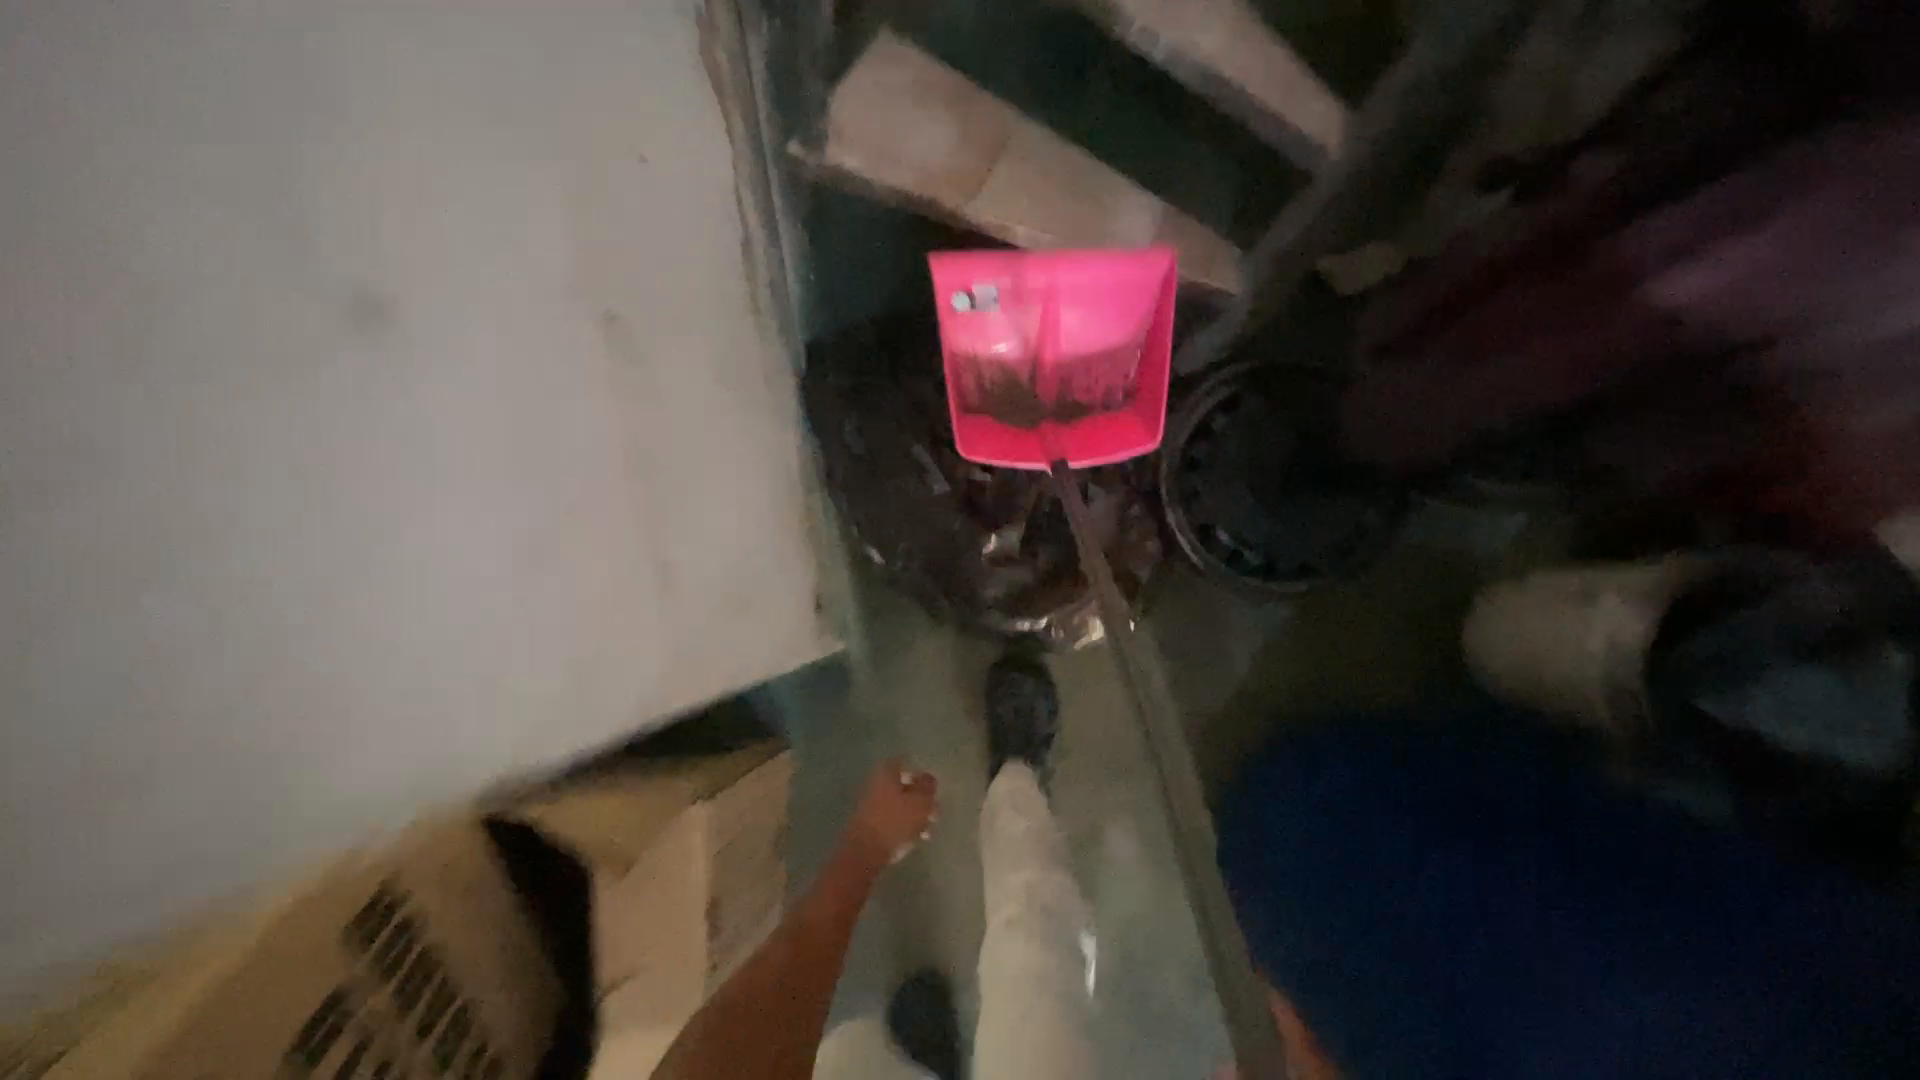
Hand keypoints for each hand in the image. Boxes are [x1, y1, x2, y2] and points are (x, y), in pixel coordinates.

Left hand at [846, 758, 938, 868]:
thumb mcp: (920, 802)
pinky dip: (904, 826)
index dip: (922, 775)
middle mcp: (876, 783)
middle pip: (905, 786)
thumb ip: (928, 787)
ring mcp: (870, 804)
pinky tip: (916, 839)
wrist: (864, 852)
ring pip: (900, 804)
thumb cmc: (895, 821)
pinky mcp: (869, 823)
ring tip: (928, 831)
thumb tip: (928, 778)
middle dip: (922, 800)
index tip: (934, 790)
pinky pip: (892, 819)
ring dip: (916, 816)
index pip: (907, 763)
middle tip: (935, 814)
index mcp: (886, 771)